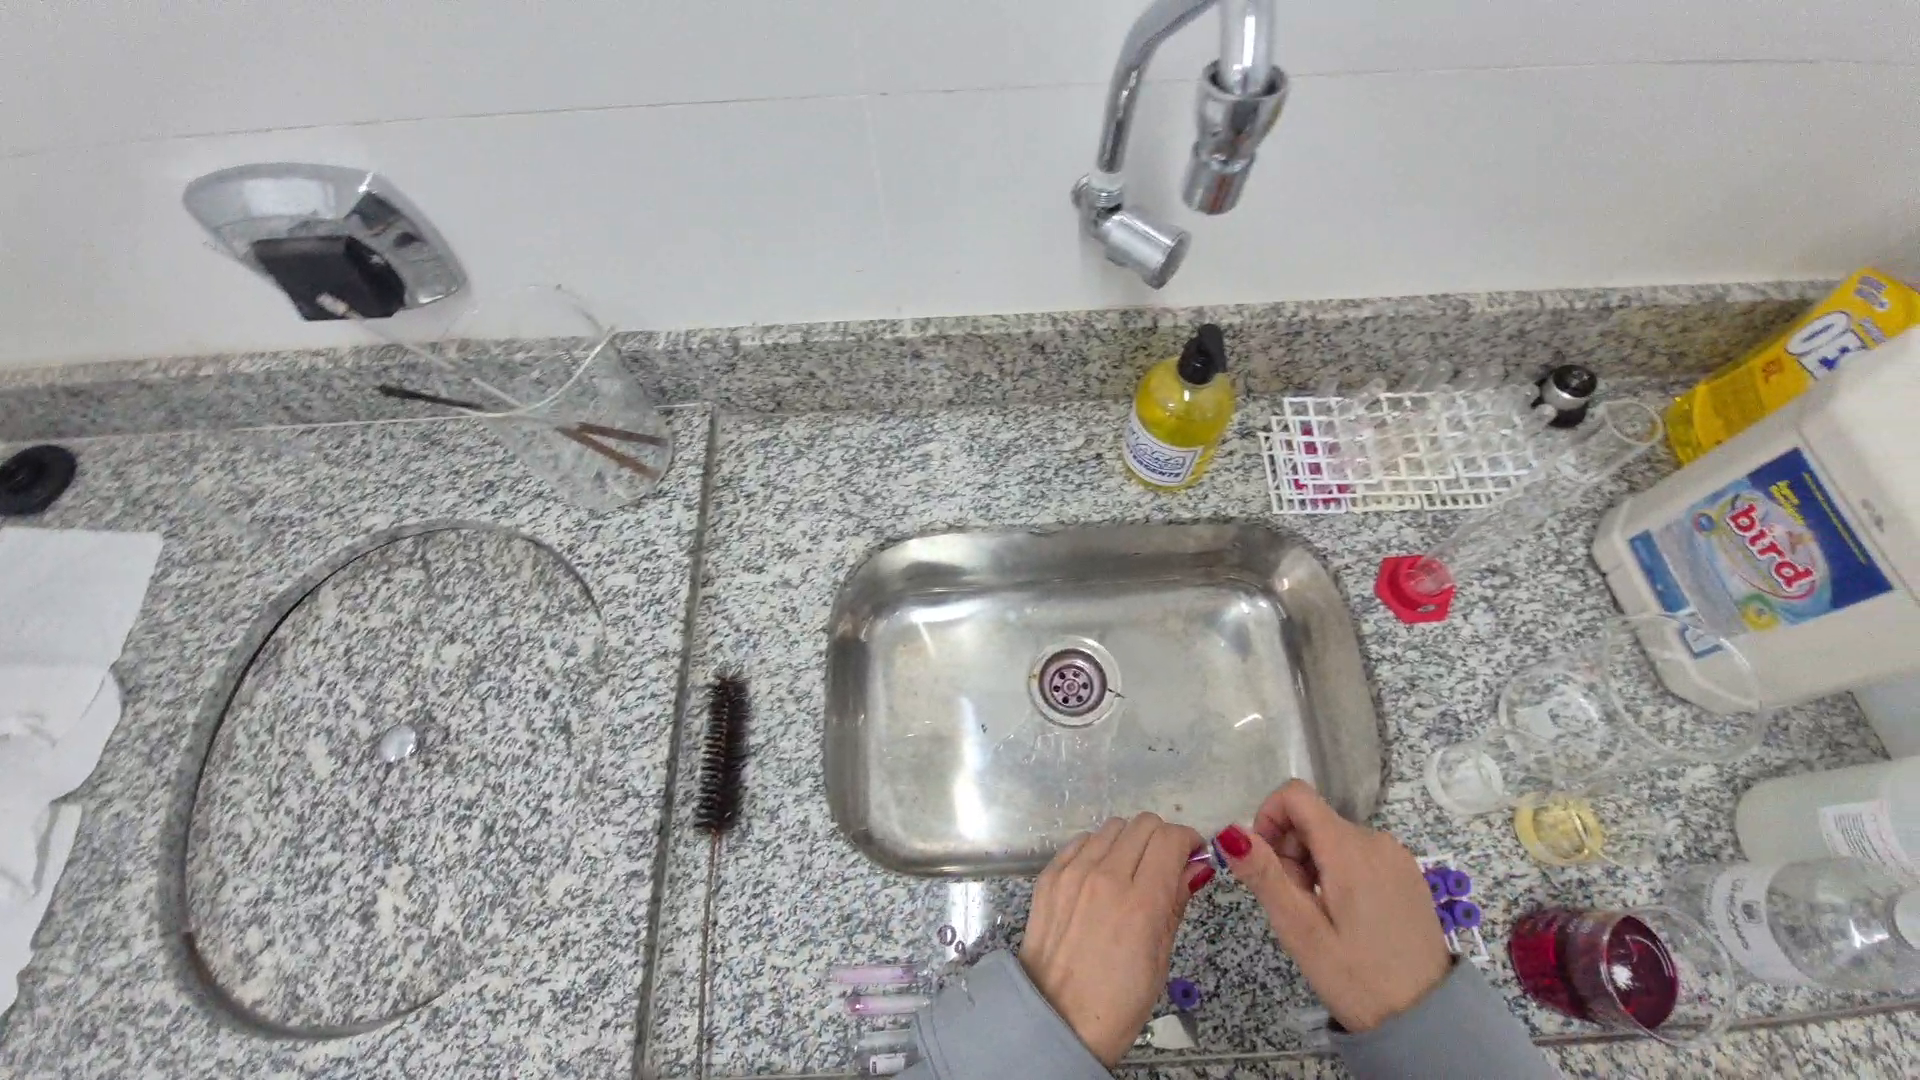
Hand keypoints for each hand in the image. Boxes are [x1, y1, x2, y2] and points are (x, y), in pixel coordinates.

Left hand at [1020, 813, 1214, 1065]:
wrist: (1054, 1018)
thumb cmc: (1117, 1001)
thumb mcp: (1161, 958)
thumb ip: (1176, 901)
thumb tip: (1195, 866)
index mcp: (1139, 902)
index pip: (1170, 839)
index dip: (1188, 841)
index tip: (1193, 854)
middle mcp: (1104, 876)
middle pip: (1143, 824)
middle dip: (1162, 838)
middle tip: (1165, 863)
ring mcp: (1072, 872)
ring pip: (1112, 827)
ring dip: (1130, 840)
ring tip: (1132, 870)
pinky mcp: (1049, 874)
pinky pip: (1081, 841)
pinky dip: (1099, 849)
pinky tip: (1101, 875)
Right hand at [1216, 780, 1450, 1032]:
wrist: (1428, 1023)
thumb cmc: (1356, 977)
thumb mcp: (1300, 929)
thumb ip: (1264, 874)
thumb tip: (1229, 831)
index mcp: (1349, 847)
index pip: (1295, 794)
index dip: (1269, 817)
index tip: (1267, 863)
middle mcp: (1376, 839)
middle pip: (1312, 819)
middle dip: (1290, 851)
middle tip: (1295, 903)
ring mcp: (1396, 856)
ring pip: (1333, 837)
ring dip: (1312, 864)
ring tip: (1320, 915)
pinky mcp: (1407, 874)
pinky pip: (1358, 853)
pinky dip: (1339, 872)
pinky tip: (1345, 916)